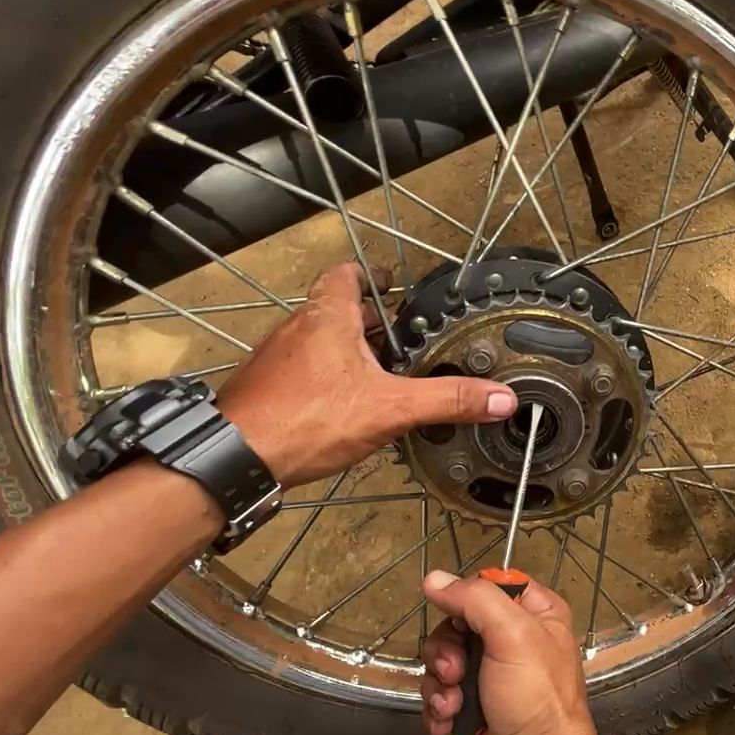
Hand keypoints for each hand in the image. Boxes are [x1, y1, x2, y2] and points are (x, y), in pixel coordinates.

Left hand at [216, 263, 516, 484]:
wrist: (234, 459)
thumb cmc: (305, 419)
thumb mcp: (391, 408)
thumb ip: (448, 400)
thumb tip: (500, 397)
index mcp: (328, 319)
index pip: (346, 276)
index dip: (372, 275)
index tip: (394, 282)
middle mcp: (299, 330)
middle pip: (339, 311)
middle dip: (374, 321)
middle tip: (407, 335)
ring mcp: (279, 359)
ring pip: (323, 342)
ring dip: (353, 351)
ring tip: (388, 373)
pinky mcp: (270, 388)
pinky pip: (308, 371)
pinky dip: (333, 377)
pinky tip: (353, 405)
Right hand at [418, 571, 601, 734]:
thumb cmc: (535, 693)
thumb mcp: (512, 634)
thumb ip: (475, 600)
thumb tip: (434, 579)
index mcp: (538, 612)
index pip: (491, 587)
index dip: (466, 601)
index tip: (456, 618)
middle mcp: (517, 638)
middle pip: (458, 625)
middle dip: (446, 653)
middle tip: (455, 672)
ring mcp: (494, 672)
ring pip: (444, 661)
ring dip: (440, 685)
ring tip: (453, 704)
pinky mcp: (476, 703)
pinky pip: (442, 693)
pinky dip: (439, 708)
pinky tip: (448, 721)